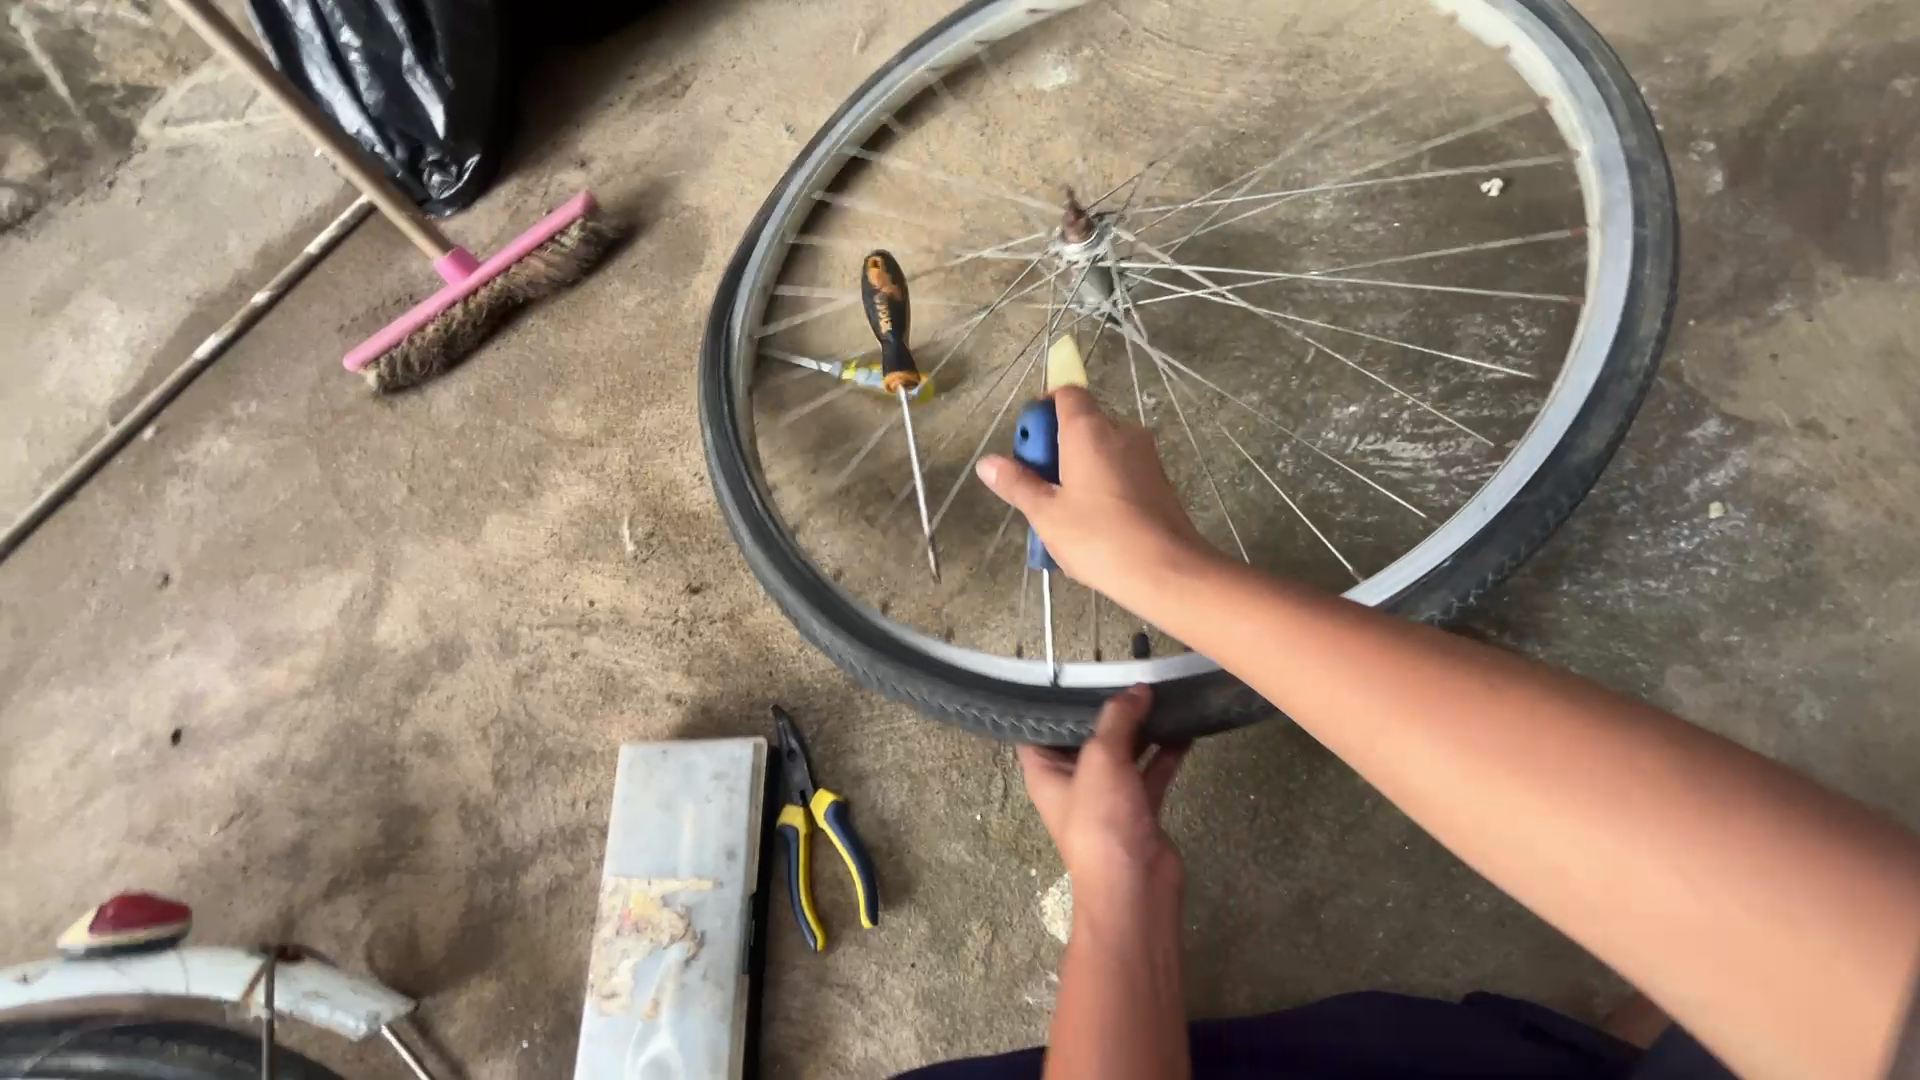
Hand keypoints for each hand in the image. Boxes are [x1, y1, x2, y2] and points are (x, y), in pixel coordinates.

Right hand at [976, 387, 1210, 605]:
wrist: (1167, 570)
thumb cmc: (1099, 537)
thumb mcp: (1046, 513)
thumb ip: (1017, 484)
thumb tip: (987, 462)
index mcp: (1089, 430)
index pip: (1066, 393)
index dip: (1042, 411)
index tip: (1028, 444)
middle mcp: (1121, 431)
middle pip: (1082, 422)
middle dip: (1055, 447)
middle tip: (1038, 487)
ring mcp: (1144, 455)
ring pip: (1102, 448)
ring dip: (1078, 467)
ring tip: (1062, 511)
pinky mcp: (1158, 480)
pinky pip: (1120, 469)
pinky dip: (1101, 482)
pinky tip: (1092, 521)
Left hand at [1019, 685, 1190, 913]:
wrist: (1136, 889)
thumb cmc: (1101, 821)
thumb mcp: (1102, 758)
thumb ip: (1118, 719)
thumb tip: (1138, 689)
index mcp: (1045, 771)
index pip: (1039, 728)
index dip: (1053, 702)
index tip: (1076, 673)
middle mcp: (1072, 781)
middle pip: (1086, 736)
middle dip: (1107, 710)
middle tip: (1127, 673)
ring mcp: (1107, 797)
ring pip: (1122, 752)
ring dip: (1140, 728)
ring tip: (1159, 694)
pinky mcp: (1138, 810)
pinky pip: (1150, 772)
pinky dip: (1164, 753)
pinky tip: (1184, 730)